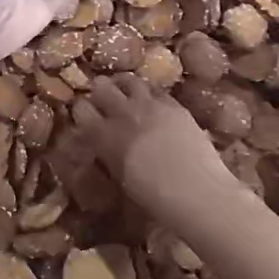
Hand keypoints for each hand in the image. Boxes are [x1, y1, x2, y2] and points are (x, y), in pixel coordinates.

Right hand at [72, 73, 236, 216]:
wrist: (197, 191)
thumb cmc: (155, 198)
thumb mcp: (121, 177)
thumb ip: (109, 154)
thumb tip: (104, 144)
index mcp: (105, 135)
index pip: (81, 109)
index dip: (81, 110)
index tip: (84, 114)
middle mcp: (123, 113)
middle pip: (102, 87)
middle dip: (99, 90)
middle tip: (101, 97)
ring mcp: (150, 105)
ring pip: (129, 80)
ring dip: (122, 84)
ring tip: (123, 90)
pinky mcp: (173, 104)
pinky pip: (155, 89)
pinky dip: (148, 92)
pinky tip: (151, 100)